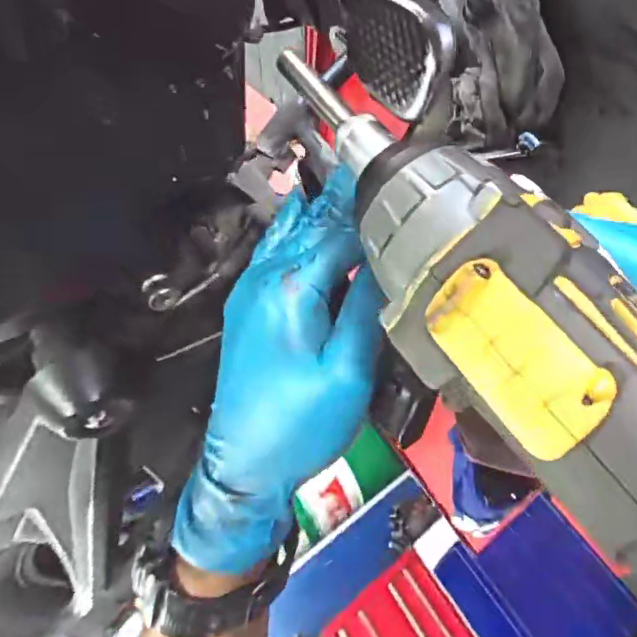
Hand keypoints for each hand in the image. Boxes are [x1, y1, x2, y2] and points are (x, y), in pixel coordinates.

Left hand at [172, 168, 385, 575]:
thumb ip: (366, 310)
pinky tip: (308, 227)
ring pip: (293, 236)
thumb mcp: (348, 371)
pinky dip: (300, 236)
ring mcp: (252, 295)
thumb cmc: (294, 428)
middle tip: (372, 171)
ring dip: (322, 213)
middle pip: (314, 226)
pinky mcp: (250, 311)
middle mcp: (265, 283)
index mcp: (292, 290)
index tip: (392, 181)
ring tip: (347, 189)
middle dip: (346, 199)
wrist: (244, 465)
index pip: (340, 231)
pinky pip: (277, 256)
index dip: (370, 207)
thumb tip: (386, 269)